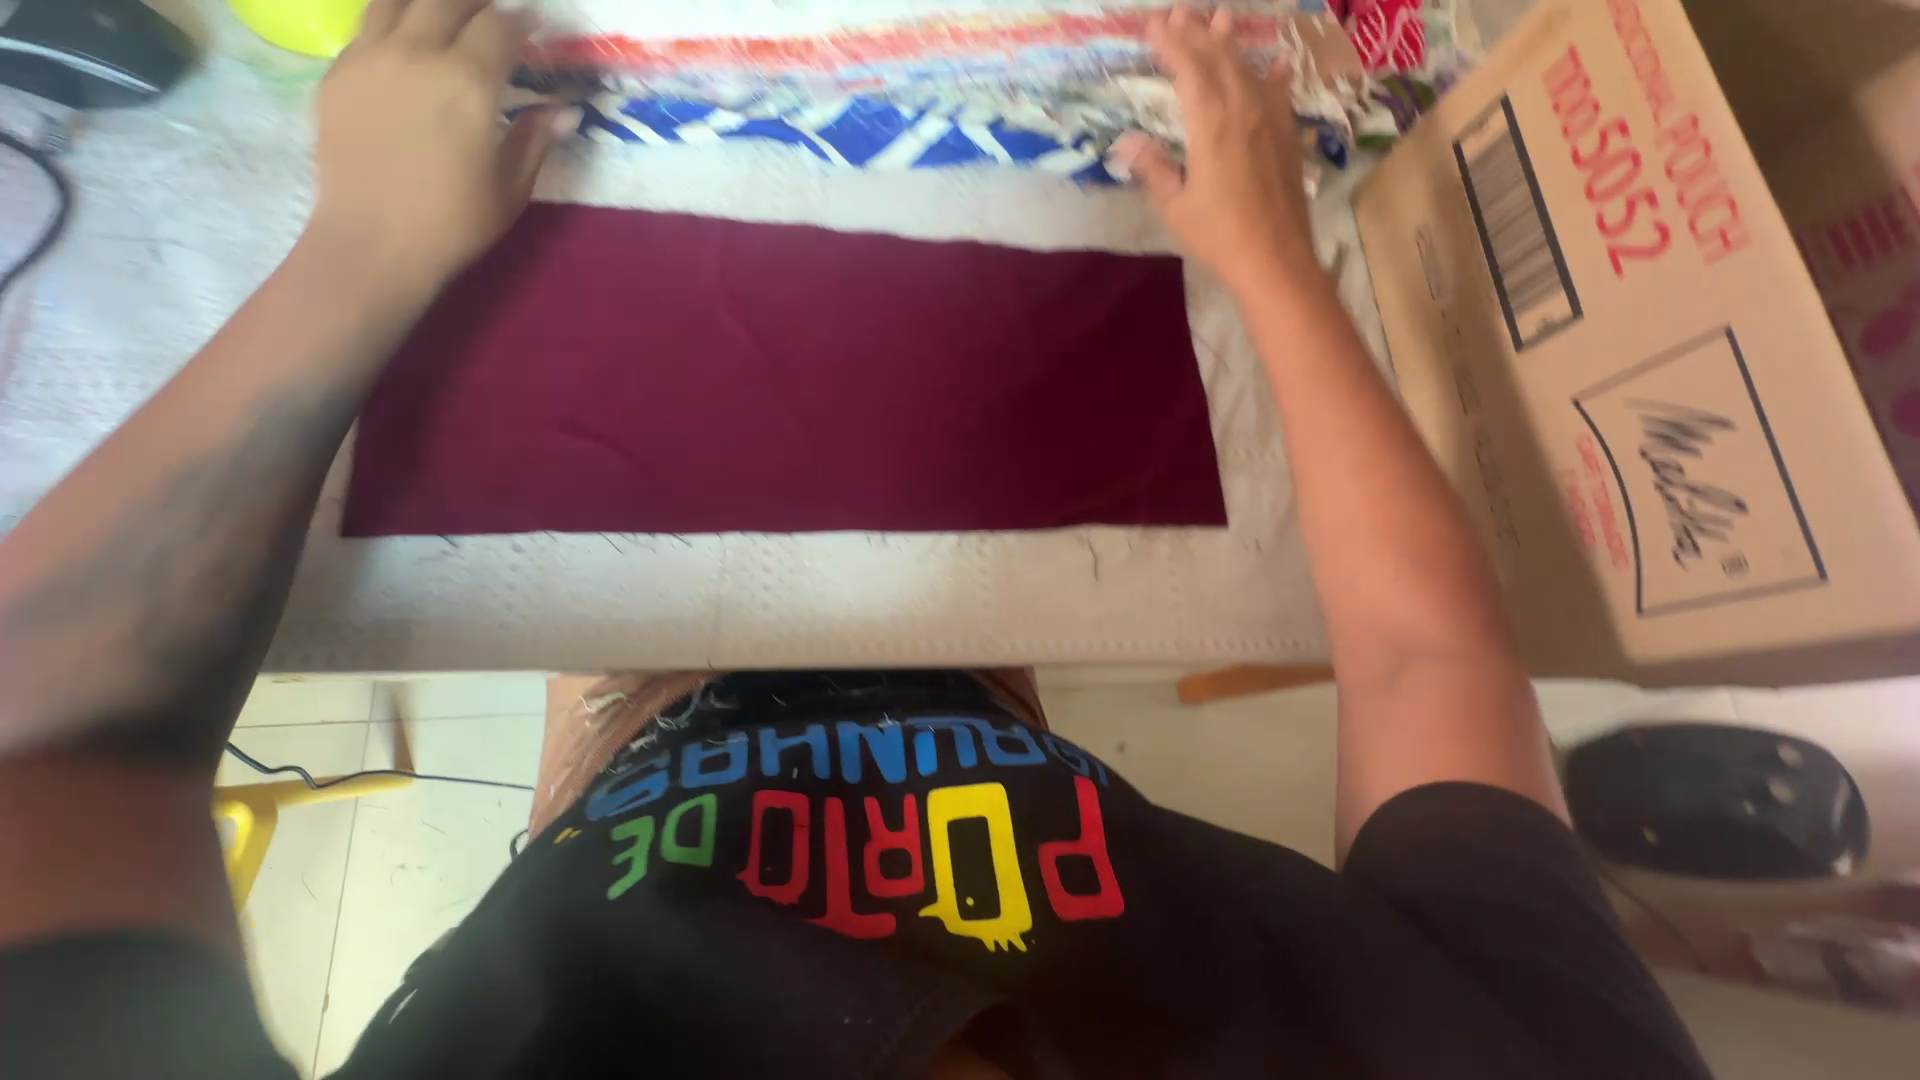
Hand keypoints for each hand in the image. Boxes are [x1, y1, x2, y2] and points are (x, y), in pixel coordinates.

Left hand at [307, 0, 562, 292]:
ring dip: (431, 3)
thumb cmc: (456, 222)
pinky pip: (367, 25)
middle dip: (479, 4)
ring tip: (449, 16)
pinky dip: (394, 20)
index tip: (537, 25)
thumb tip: (566, 109)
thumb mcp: (512, 186)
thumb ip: (536, 137)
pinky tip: (408, 42)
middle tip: (496, 18)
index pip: (500, 26)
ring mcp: (369, 56)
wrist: (376, 242)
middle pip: (448, 0)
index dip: (524, 20)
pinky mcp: (338, 71)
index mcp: (468, 83)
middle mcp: (416, 53)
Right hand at [1116, 7, 1321, 295]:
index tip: (1152, 25)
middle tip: (1180, 11)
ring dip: (1231, 43)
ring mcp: (1271, 118)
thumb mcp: (1175, 206)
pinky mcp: (1288, 134)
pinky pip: (1278, 91)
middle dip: (1197, 33)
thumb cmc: (1218, 236)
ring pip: (1249, 67)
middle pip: (1219, 58)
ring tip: (1221, 18)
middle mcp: (1244, 108)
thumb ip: (1153, 168)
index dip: (1170, 43)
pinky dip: (1272, 73)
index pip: (1188, 68)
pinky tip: (1275, 63)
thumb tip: (1126, 143)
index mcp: (1211, 123)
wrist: (1275, 258)